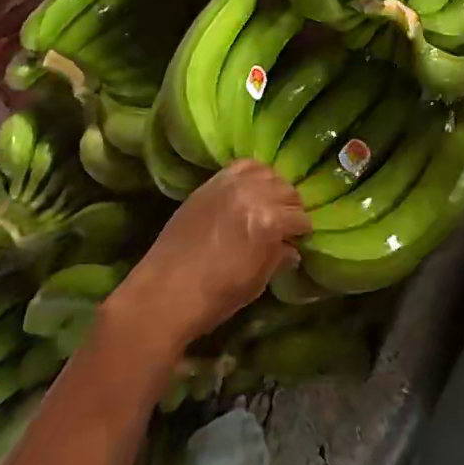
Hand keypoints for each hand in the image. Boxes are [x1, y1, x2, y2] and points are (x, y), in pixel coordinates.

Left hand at [109, 160, 309, 349]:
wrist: (163, 295)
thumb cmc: (215, 297)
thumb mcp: (257, 282)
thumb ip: (278, 258)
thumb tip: (291, 248)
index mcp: (269, 222)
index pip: (300, 218)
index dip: (301, 232)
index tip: (297, 240)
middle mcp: (253, 195)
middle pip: (287, 191)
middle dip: (290, 209)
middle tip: (284, 225)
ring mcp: (230, 185)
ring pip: (268, 174)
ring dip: (273, 189)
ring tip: (267, 206)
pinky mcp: (210, 184)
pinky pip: (242, 167)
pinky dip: (252, 175)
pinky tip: (250, 190)